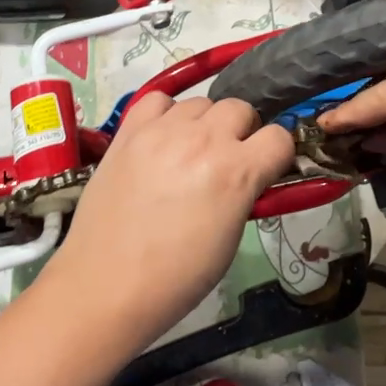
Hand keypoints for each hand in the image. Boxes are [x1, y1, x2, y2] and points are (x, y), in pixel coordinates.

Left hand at [45, 94, 295, 345]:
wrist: (106, 286)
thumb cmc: (176, 278)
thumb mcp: (229, 239)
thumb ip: (245, 194)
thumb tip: (250, 176)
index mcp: (236, 172)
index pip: (279, 137)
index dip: (277, 154)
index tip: (267, 169)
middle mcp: (203, 139)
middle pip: (240, 109)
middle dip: (243, 132)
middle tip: (228, 160)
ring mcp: (162, 131)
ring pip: (201, 102)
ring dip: (205, 123)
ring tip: (190, 152)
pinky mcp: (128, 131)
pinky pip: (158, 100)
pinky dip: (166, 114)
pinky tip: (161, 138)